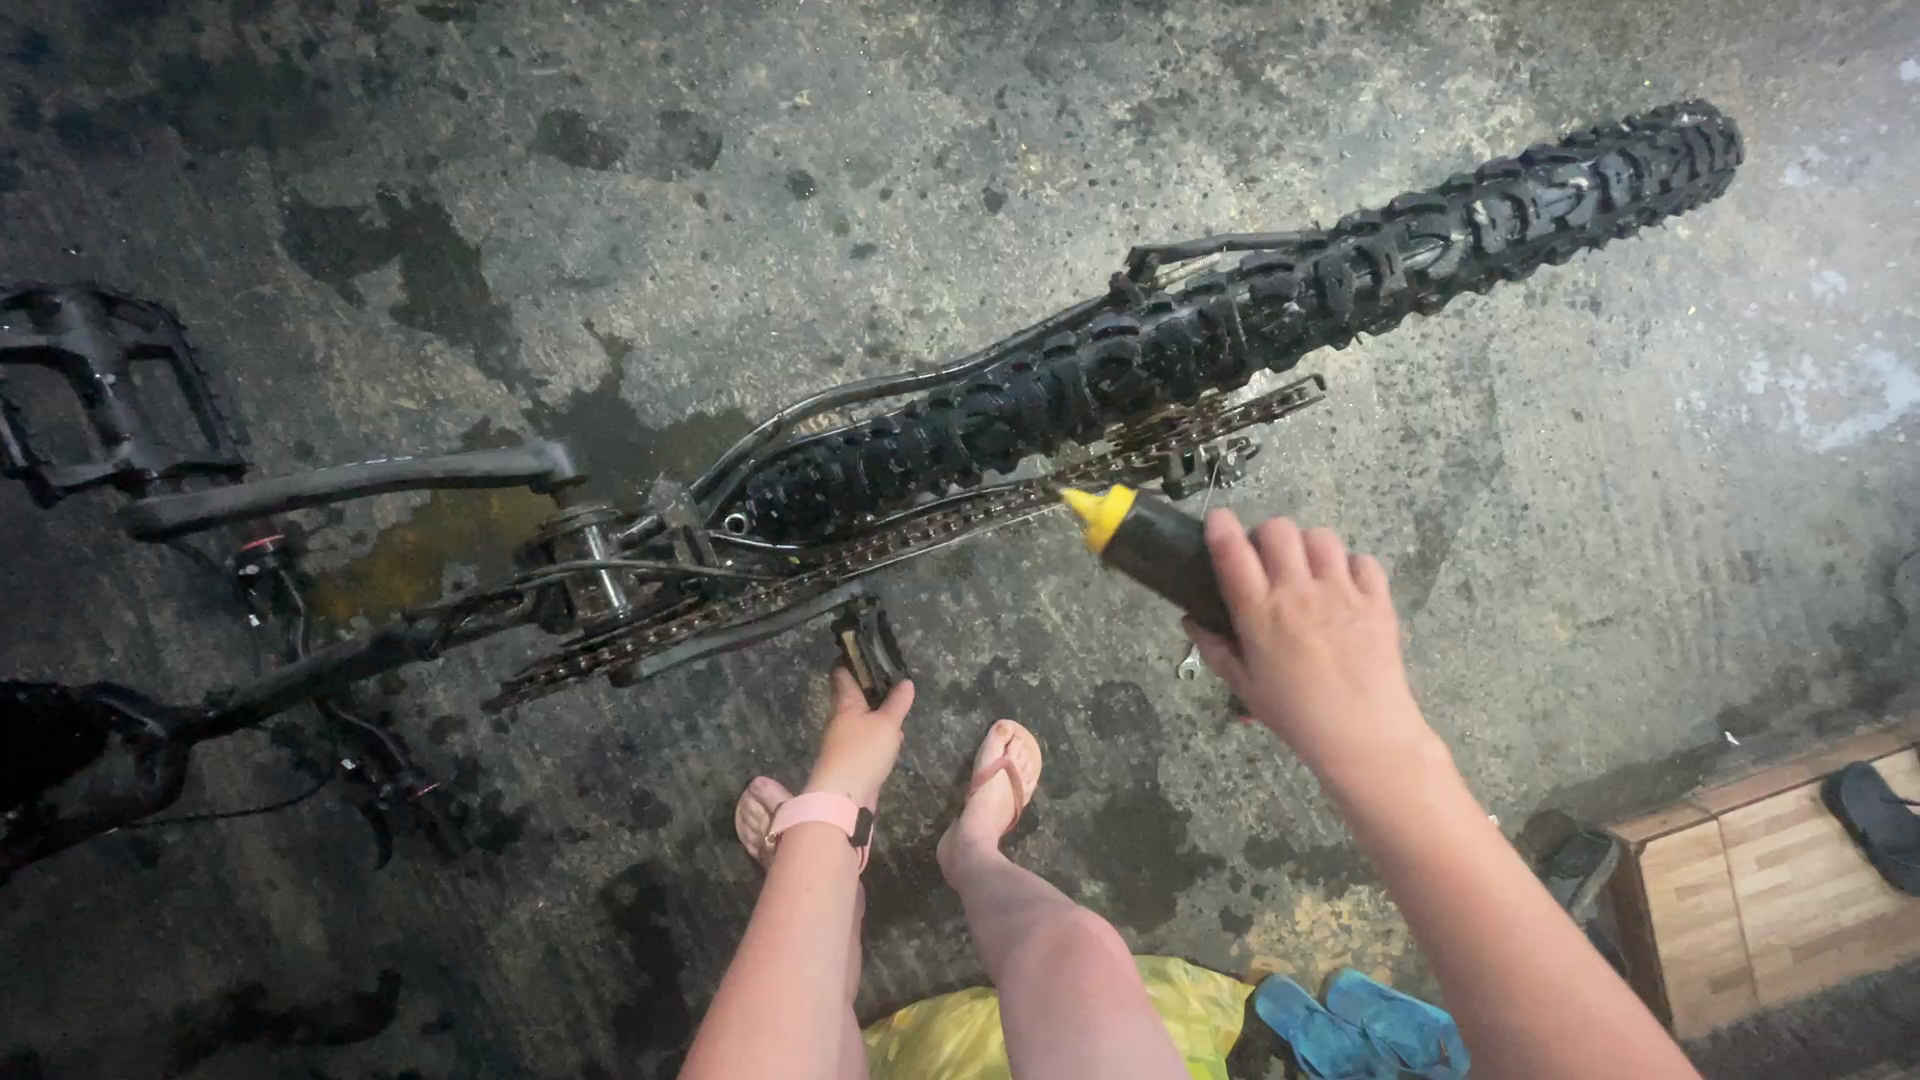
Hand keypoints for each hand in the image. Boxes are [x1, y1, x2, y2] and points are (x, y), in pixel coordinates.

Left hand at [803, 667, 915, 807]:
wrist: (843, 798)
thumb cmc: (862, 751)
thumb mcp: (887, 724)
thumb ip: (897, 703)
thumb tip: (906, 682)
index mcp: (845, 703)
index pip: (842, 674)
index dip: (851, 661)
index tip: (865, 651)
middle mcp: (841, 719)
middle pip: (853, 698)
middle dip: (870, 690)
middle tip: (891, 680)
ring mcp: (844, 742)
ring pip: (861, 720)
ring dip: (877, 715)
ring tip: (898, 708)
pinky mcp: (851, 762)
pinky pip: (866, 742)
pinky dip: (879, 737)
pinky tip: (893, 740)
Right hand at [1186, 511, 1440, 781]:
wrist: (1363, 734)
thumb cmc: (1294, 712)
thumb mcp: (1243, 685)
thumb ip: (1214, 648)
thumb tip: (1190, 620)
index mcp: (1259, 611)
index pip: (1233, 550)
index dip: (1221, 526)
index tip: (1217, 521)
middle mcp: (1298, 591)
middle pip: (1278, 529)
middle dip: (1265, 535)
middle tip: (1264, 559)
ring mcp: (1341, 592)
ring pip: (1320, 536)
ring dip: (1306, 546)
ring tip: (1305, 569)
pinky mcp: (1377, 599)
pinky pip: (1362, 560)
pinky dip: (1349, 566)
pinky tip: (1342, 587)